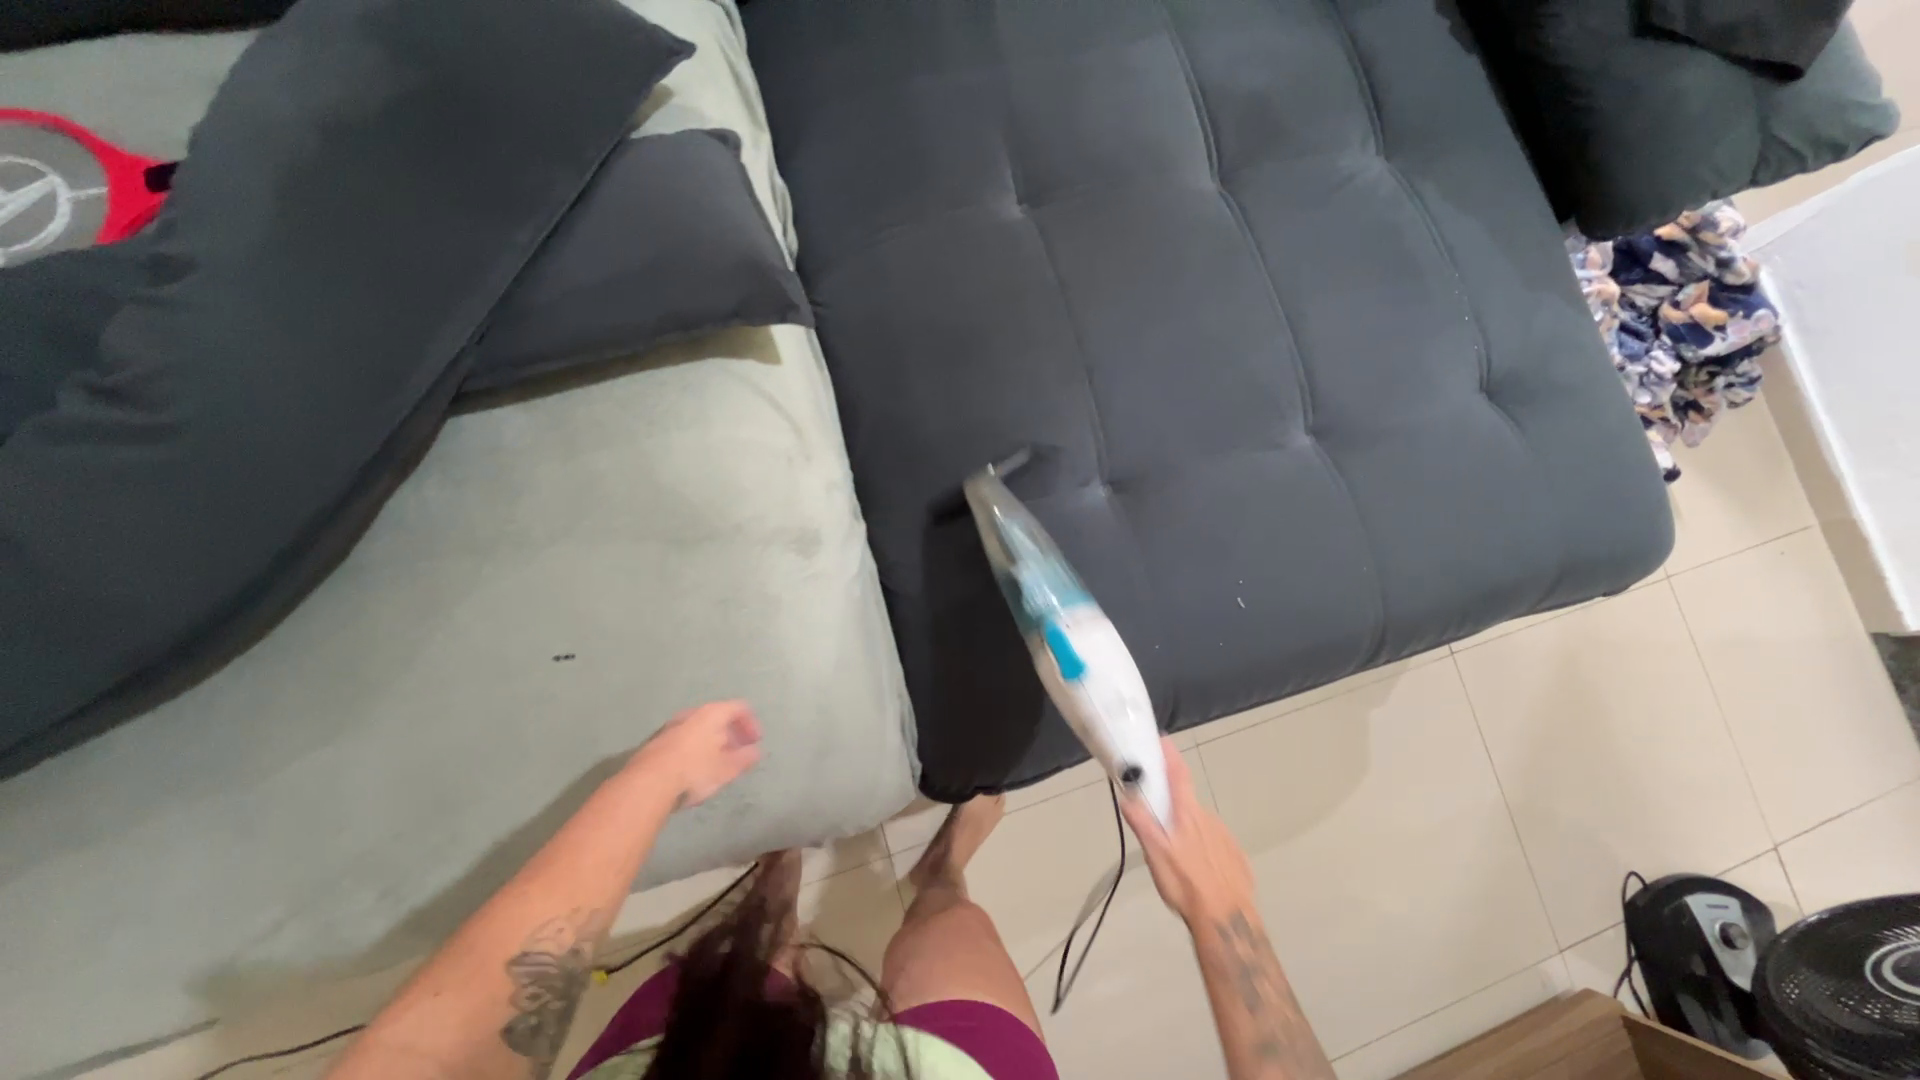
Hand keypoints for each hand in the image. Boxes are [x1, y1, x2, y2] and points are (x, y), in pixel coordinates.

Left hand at [627, 700, 762, 808]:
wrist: (647, 784)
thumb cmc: (694, 771)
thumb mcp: (727, 768)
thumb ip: (745, 758)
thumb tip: (755, 751)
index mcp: (711, 714)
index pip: (739, 708)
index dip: (751, 723)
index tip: (755, 742)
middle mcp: (691, 714)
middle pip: (717, 716)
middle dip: (731, 733)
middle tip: (738, 751)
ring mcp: (670, 727)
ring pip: (698, 728)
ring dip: (711, 741)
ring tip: (717, 762)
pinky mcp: (655, 742)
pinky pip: (683, 739)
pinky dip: (694, 748)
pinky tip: (693, 768)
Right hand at [1119, 737, 1256, 925]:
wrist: (1227, 918)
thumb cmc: (1185, 884)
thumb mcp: (1156, 855)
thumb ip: (1142, 824)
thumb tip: (1127, 795)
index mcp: (1187, 814)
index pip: (1178, 774)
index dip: (1170, 755)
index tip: (1162, 739)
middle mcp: (1208, 818)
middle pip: (1187, 801)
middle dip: (1172, 804)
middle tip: (1157, 821)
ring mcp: (1225, 837)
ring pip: (1200, 824)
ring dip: (1186, 829)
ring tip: (1176, 855)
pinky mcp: (1236, 857)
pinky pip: (1214, 844)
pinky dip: (1202, 849)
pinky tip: (1197, 869)